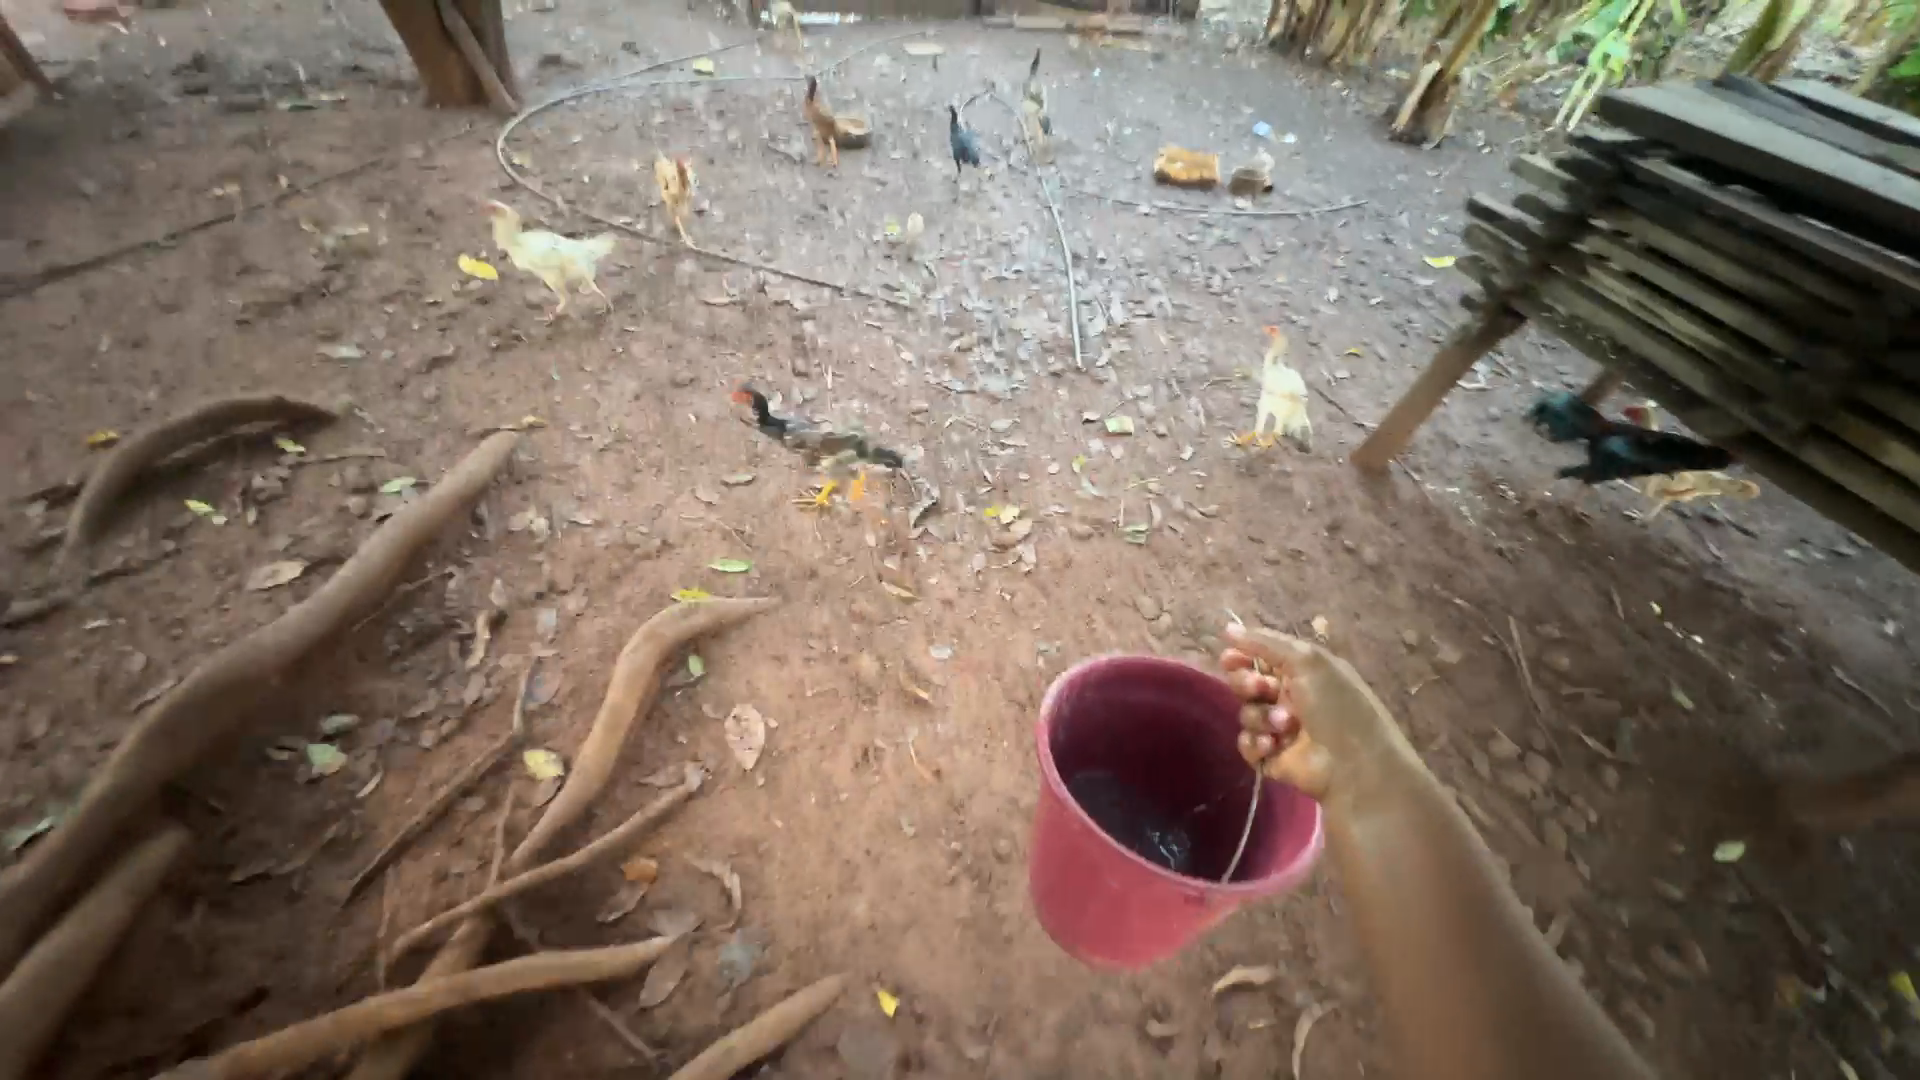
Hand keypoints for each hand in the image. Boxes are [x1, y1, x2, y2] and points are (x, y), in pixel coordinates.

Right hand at [1220, 623, 1418, 806]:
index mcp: (1301, 672)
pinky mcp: (1271, 756)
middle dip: (1247, 684)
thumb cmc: (1337, 706)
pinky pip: (1246, 744)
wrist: (1356, 765)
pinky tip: (1272, 746)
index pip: (1259, 657)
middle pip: (1246, 683)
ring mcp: (1279, 729)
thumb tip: (1226, 628)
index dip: (1240, 657)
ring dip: (1260, 717)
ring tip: (1285, 726)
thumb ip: (1264, 642)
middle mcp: (1289, 697)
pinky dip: (1255, 743)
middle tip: (1260, 689)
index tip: (1229, 659)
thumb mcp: (1307, 661)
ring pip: (1246, 713)